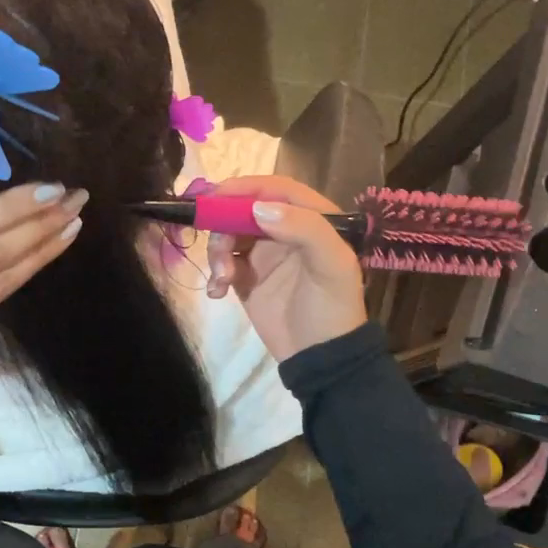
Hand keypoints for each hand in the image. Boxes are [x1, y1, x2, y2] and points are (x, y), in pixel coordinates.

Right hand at [204, 175, 365, 360]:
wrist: (321, 358)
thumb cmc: (333, 308)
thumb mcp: (332, 265)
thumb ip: (304, 229)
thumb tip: (258, 209)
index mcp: (313, 218)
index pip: (275, 190)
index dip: (244, 189)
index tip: (214, 197)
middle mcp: (286, 230)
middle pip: (243, 211)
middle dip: (223, 225)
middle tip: (217, 250)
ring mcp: (264, 254)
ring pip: (228, 235)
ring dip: (217, 252)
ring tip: (222, 279)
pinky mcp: (246, 277)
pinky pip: (222, 263)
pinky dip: (215, 274)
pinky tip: (217, 292)